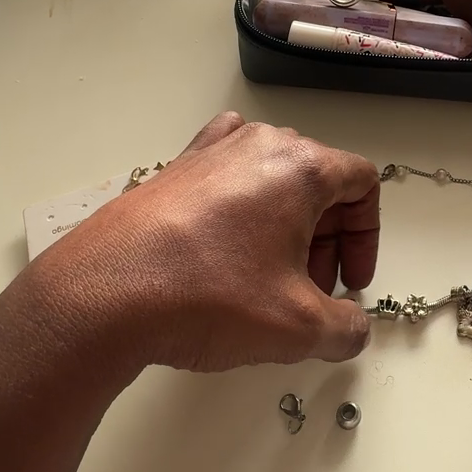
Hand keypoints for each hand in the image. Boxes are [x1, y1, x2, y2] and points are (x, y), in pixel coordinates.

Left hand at [18, 112, 379, 373]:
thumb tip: (350, 328)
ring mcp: (215, 148)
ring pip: (275, 174)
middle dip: (328, 237)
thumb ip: (346, 329)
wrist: (104, 293)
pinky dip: (243, 198)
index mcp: (302, 167)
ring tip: (267, 273)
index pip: (362, 182)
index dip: (368, 236)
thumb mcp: (297, 328)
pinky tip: (227, 235)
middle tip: (310, 289)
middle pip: (320, 180)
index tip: (348, 282)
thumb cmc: (211, 297)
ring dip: (287, 222)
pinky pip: (229, 168)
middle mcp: (262, 143)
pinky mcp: (177, 164)